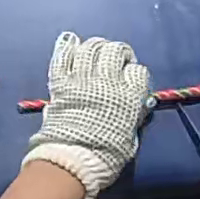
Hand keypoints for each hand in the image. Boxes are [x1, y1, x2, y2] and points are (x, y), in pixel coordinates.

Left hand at [20, 33, 150, 198]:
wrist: (72, 159)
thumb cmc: (105, 155)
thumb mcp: (130, 137)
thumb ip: (133, 116)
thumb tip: (139, 105)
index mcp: (129, 97)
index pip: (138, 72)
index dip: (134, 72)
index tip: (129, 76)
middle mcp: (107, 82)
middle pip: (115, 51)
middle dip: (117, 52)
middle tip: (114, 58)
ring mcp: (82, 81)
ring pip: (90, 49)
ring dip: (94, 46)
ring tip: (95, 50)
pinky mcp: (60, 84)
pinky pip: (62, 58)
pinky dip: (65, 46)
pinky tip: (68, 39)